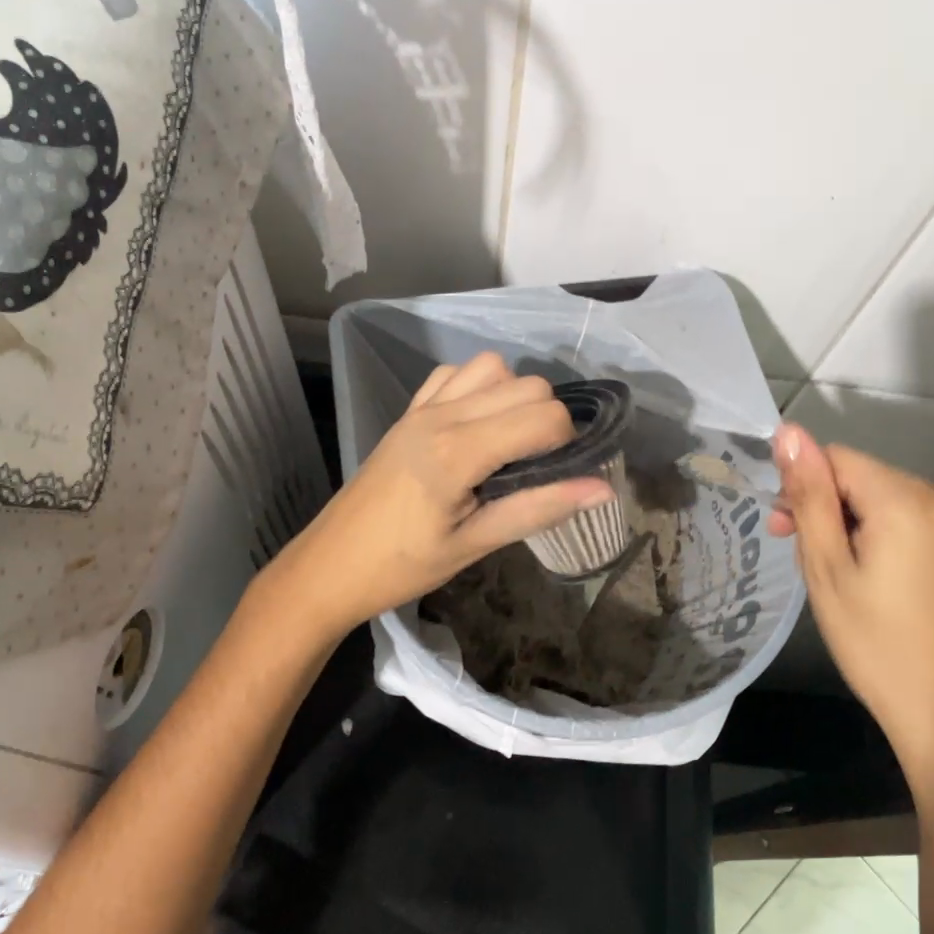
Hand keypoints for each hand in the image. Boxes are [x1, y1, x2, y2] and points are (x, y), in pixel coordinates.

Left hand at [265, 353, 614, 636]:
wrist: (330, 566)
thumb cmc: (402, 566)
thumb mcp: (474, 545)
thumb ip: (538, 509)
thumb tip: (603, 490)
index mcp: (459, 450)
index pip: (543, 416)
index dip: (566, 444)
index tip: (557, 477)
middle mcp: (442, 414)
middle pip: (527, 384)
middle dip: (548, 420)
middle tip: (536, 468)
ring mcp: (421, 408)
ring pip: (492, 367)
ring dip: (514, 397)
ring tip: (508, 446)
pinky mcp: (408, 412)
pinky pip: (455, 374)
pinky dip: (478, 389)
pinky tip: (474, 429)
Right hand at [768, 423, 933, 779]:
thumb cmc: (876, 647)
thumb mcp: (828, 572)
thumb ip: (810, 497)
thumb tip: (789, 433)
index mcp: (907, 502)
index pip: (839, 459)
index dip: (805, 489)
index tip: (787, 534)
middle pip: (874, 482)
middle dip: (838, 511)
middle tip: (819, 566)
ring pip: (905, 506)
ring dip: (872, 528)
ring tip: (861, 583)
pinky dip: (910, 545)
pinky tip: (903, 591)